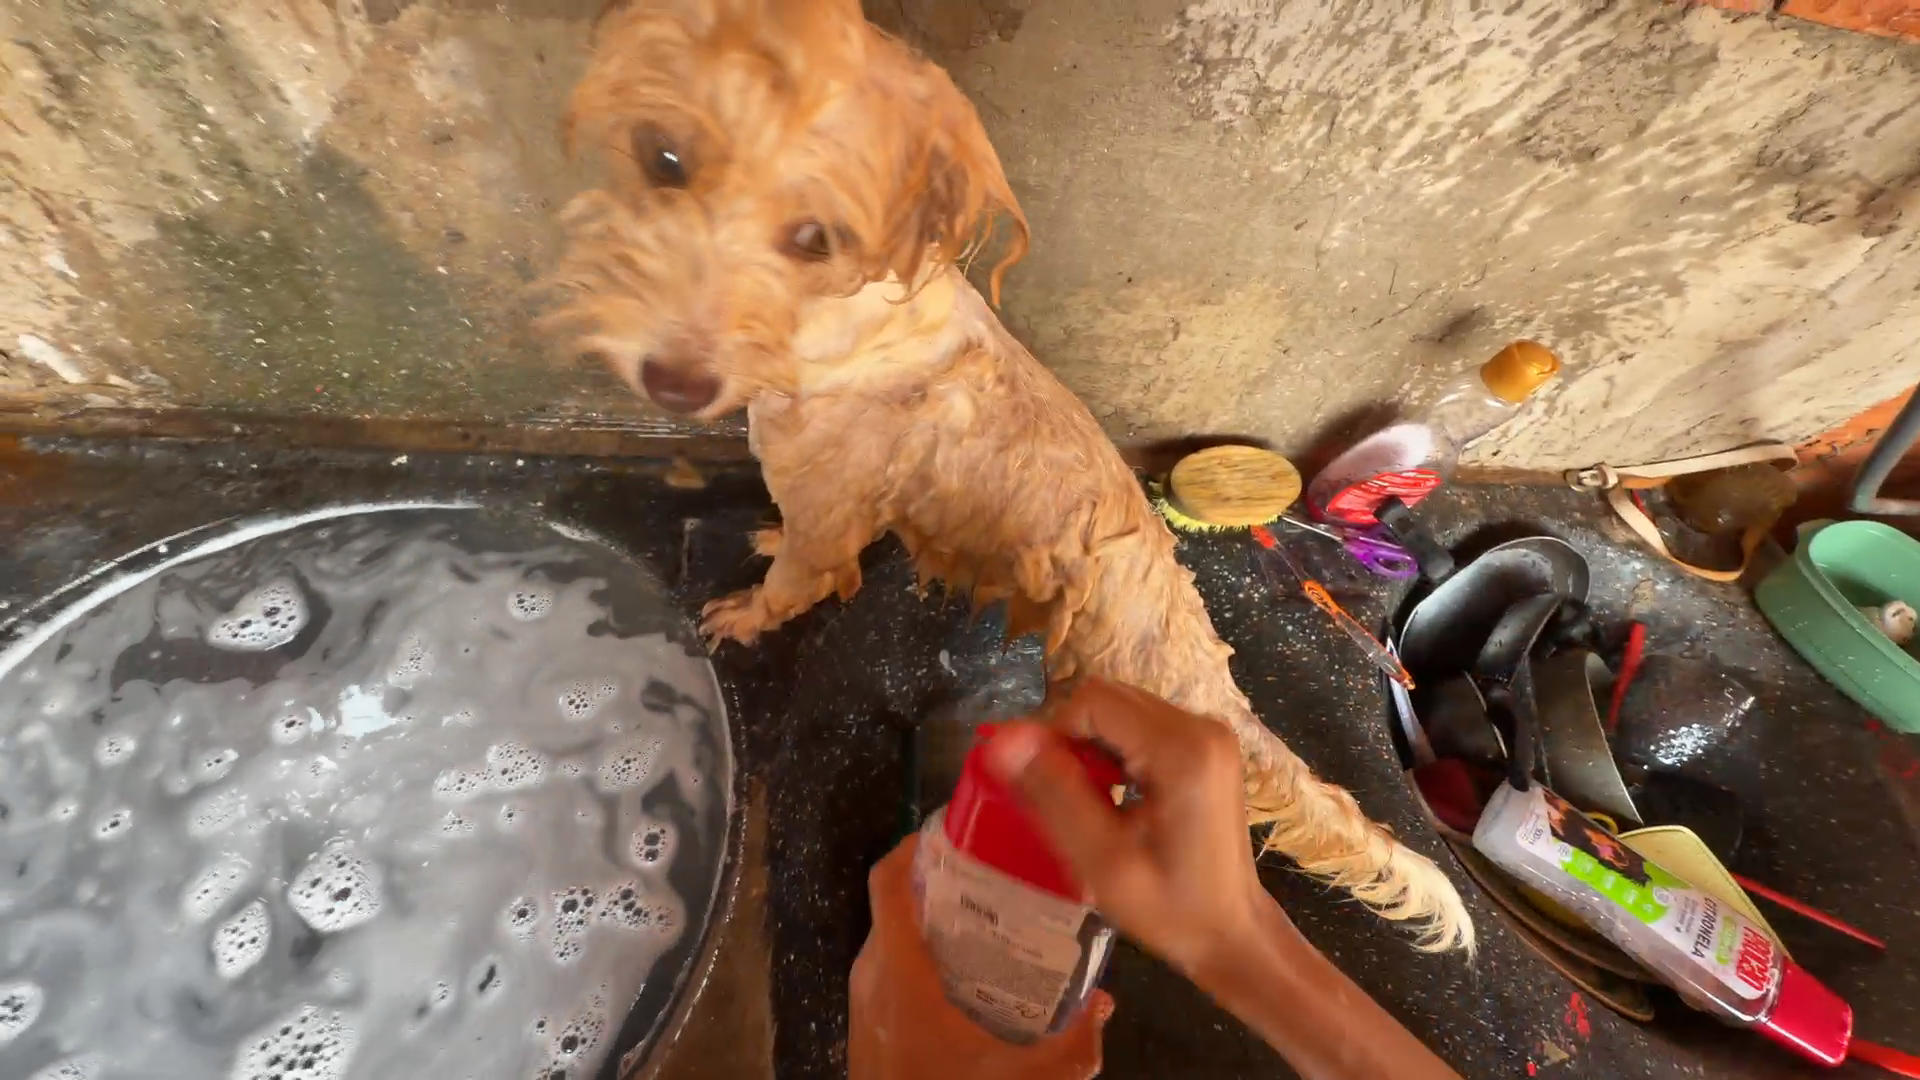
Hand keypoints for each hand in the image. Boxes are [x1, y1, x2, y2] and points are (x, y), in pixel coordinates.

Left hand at [849, 835, 1112, 1079]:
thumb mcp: (1017, 1078)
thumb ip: (1069, 1044)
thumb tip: (1103, 1003)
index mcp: (898, 970)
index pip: (888, 880)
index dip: (916, 843)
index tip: (958, 827)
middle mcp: (872, 970)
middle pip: (898, 896)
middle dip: (941, 874)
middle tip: (992, 868)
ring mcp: (864, 993)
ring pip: (895, 927)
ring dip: (933, 911)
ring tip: (986, 910)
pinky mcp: (867, 1014)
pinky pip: (891, 958)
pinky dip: (923, 946)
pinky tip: (966, 967)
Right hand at [984, 678, 1271, 978]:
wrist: (1235, 934)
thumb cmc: (1171, 909)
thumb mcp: (1101, 862)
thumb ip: (1053, 794)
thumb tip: (1002, 739)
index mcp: (1182, 750)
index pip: (1093, 700)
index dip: (1057, 734)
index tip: (1051, 787)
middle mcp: (1200, 724)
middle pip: (1107, 697)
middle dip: (1075, 738)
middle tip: (1071, 797)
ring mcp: (1208, 729)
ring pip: (1120, 705)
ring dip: (1093, 742)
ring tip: (1096, 799)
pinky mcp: (1206, 739)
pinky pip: (1140, 720)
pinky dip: (1115, 745)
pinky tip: (1118, 790)